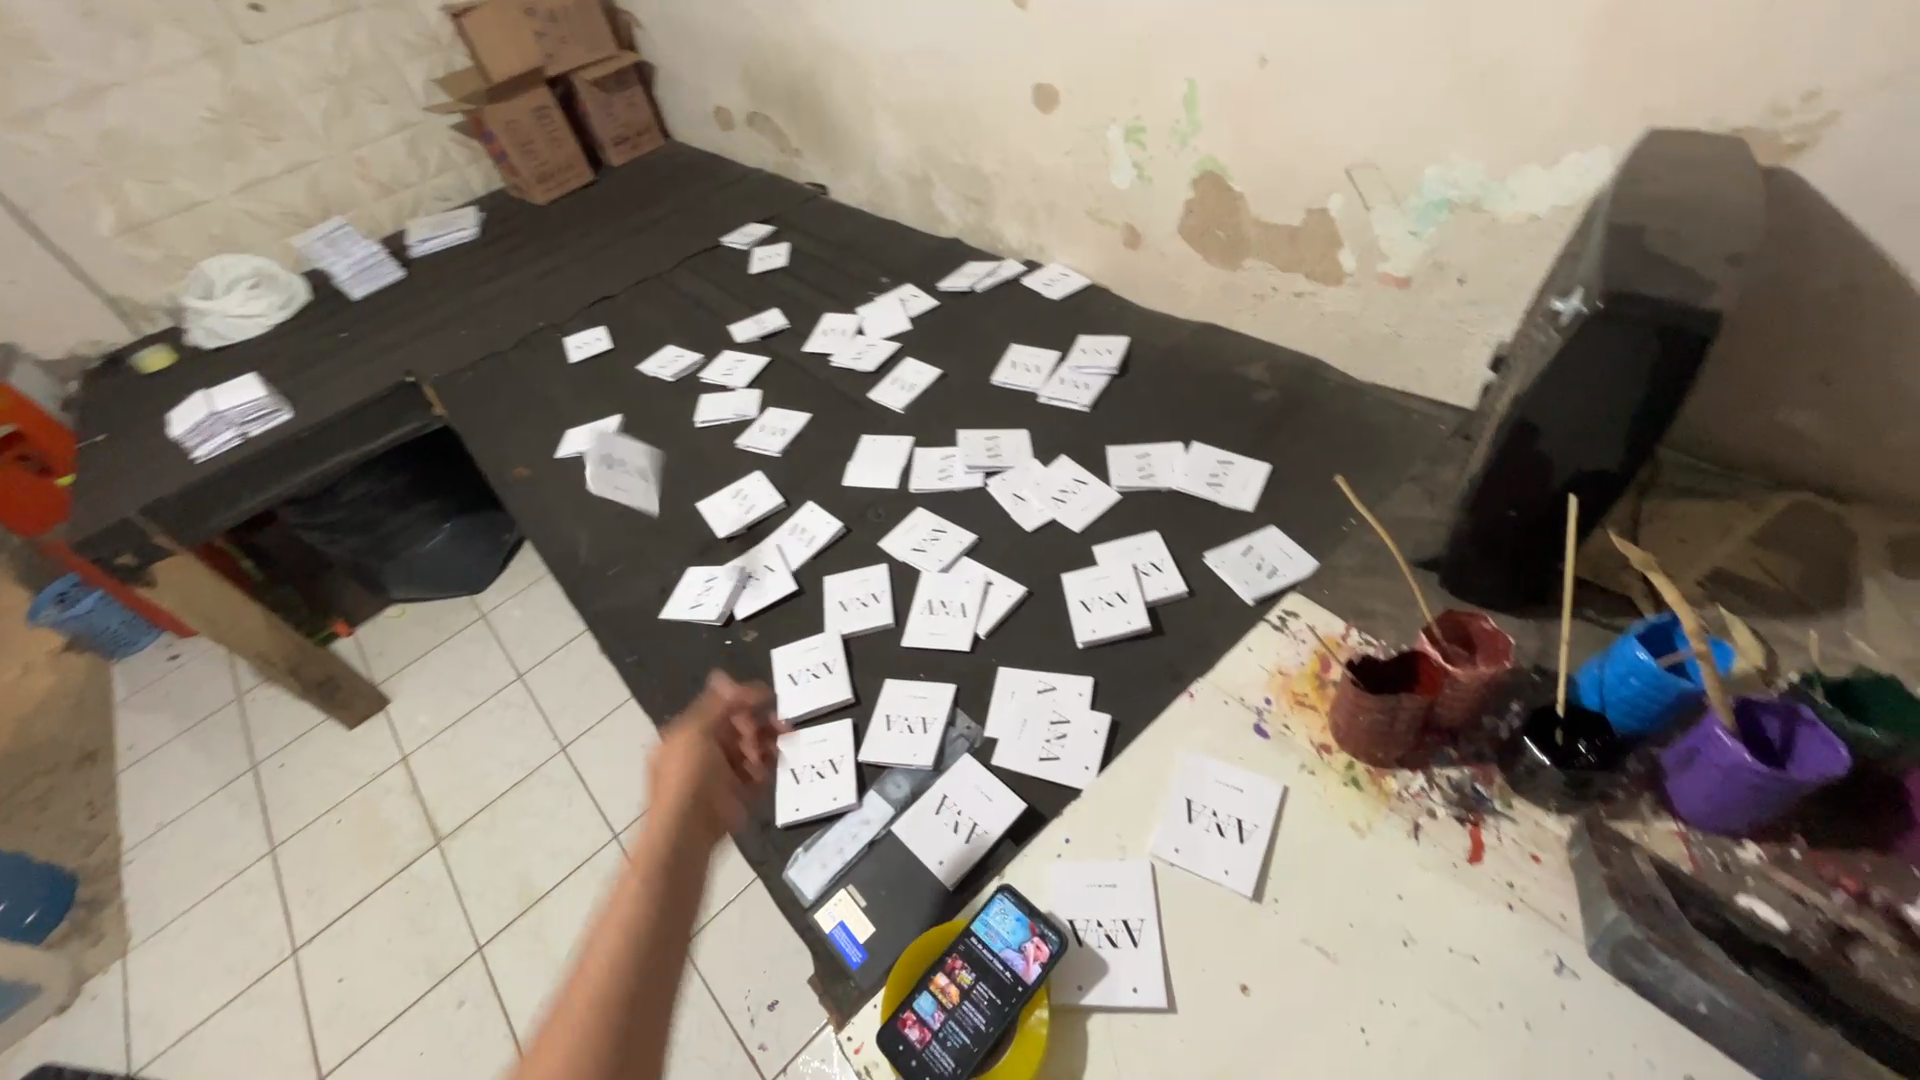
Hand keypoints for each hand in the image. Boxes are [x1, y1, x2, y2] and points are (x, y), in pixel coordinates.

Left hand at [647, 671, 781, 845]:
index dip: (744, 700)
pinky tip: (770, 768)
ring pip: (752, 750)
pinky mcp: (738, 795)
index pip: (721, 708)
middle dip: (762, 724)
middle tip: (782, 725)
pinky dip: (767, 768)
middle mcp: (705, 750)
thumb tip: (725, 676)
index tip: (769, 697)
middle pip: (741, 728)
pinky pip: (758, 774)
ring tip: (780, 747)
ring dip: (767, 745)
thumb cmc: (687, 778)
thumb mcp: (696, 733)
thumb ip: (716, 705)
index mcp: (690, 733)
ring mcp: (722, 774)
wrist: (687, 833)